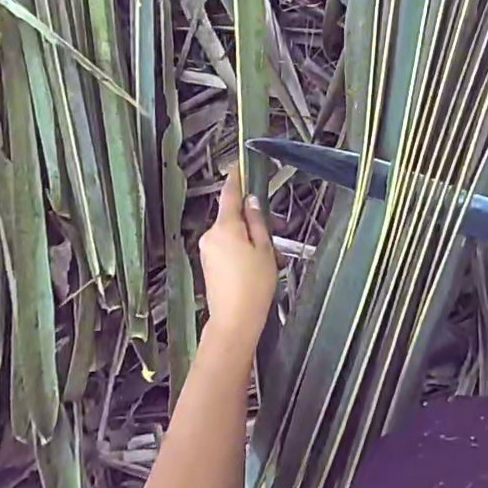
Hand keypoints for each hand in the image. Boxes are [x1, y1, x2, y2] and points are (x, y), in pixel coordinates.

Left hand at [199, 167, 276, 343]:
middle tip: (279, 228)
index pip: (230, 194)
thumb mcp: (264, 249)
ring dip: (254, 240)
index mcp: (224, 228)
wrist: (235, 321)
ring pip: (234, 235)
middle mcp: (211, 236)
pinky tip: (261, 266)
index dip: (237, 178)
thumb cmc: (252, 287)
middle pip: (235, 217)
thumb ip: (257, 222)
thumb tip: (252, 203)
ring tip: (273, 258)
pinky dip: (244, 251)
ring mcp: (209, 251)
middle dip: (257, 221)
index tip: (239, 166)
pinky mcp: (210, 265)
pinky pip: (229, 249)